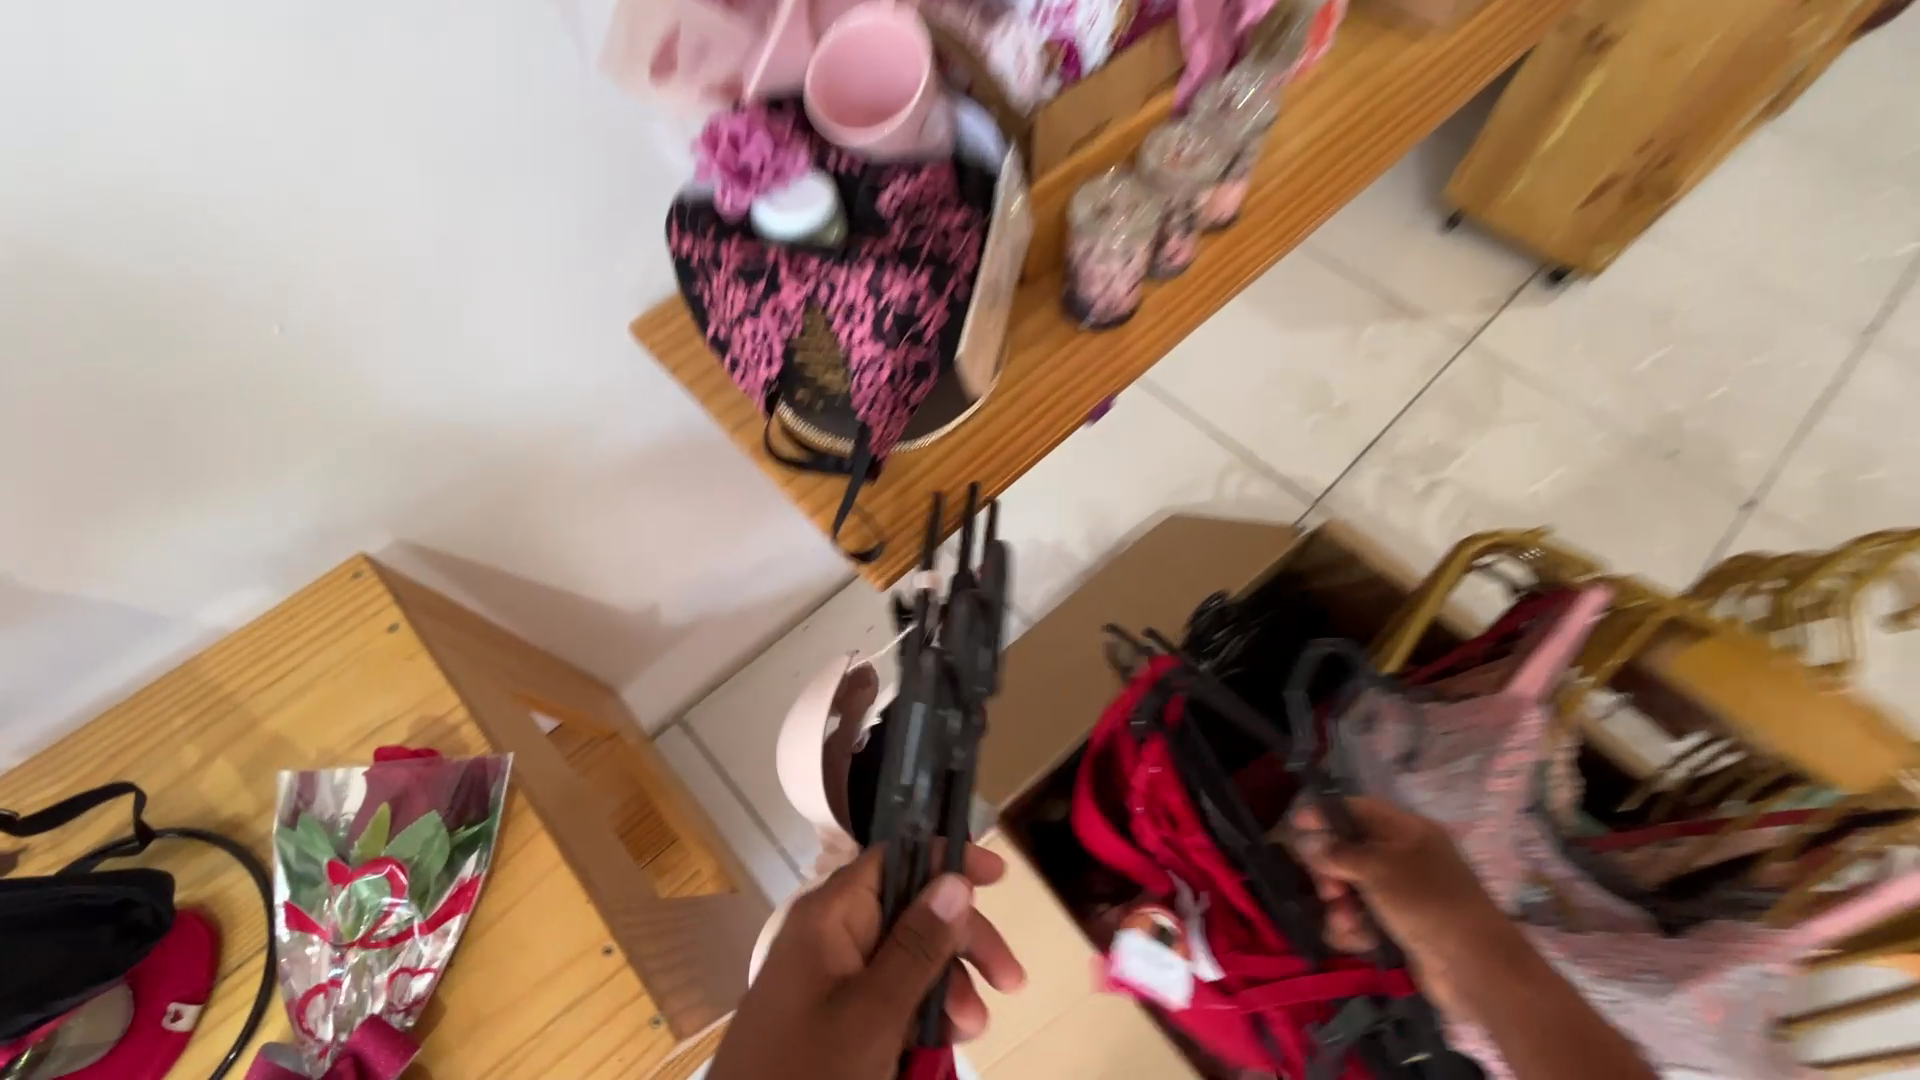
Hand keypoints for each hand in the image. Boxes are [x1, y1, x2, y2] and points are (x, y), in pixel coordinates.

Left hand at [709, 845, 1026, 1079]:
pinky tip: (946, 1041)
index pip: (895, 858)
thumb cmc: (807, 1071)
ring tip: (970, 1030)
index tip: (997, 877)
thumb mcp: (873, 1013)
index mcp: (831, 915)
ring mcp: (833, 976)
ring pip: (908, 958)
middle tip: (1009, 979)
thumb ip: (917, 946)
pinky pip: (891, 995)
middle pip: (911, 911)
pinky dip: (923, 1012)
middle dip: (962, 941)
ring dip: (949, 986)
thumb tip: (956, 878)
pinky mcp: (836, 1014)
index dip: (945, 859)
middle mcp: (833, 933)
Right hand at [1290, 797, 1520, 1013]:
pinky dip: (1353, 929)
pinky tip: (1356, 940)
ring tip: (1345, 921)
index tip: (1296, 827)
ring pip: (1350, 888)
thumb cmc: (1427, 903)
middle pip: (1347, 849)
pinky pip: (1361, 918)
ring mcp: (1401, 894)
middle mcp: (1402, 857)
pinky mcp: (1398, 927)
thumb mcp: (1377, 868)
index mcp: (1406, 831)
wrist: (1477, 970)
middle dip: (1329, 869)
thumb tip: (1310, 844)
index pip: (1356, 808)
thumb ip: (1337, 851)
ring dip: (1339, 905)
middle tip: (1327, 889)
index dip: (1324, 813)